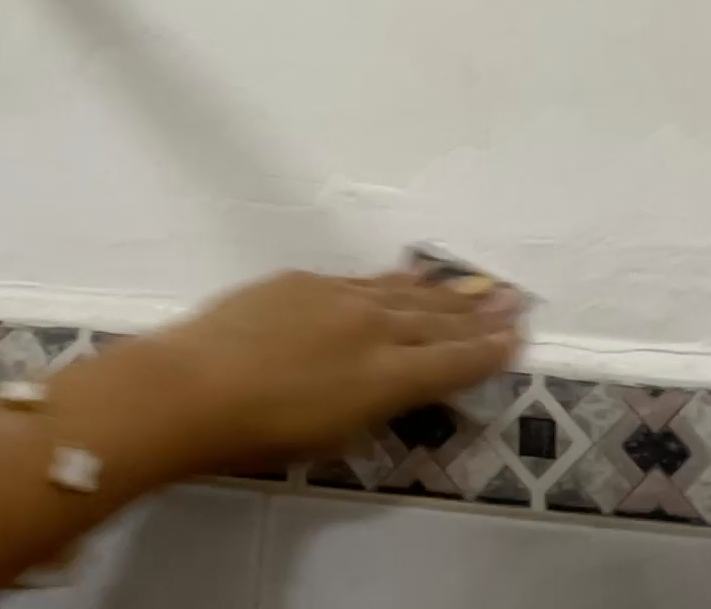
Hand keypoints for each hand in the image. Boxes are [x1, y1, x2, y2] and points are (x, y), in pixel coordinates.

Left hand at [115, 269, 523, 474]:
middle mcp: (372, 328)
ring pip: (406, 293)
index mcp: (384, 377)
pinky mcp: (307, 281)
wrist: (194, 385)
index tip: (516, 337)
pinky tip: (412, 275)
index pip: (451, 362)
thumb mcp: (334, 435)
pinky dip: (396, 281)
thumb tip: (396, 381)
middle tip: (514, 300)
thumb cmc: (259, 433)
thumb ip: (374, 402)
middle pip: (437, 320)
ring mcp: (339, 297)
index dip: (487, 352)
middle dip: (479, 313)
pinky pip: (366, 280)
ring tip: (479, 284)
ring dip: (446, 291)